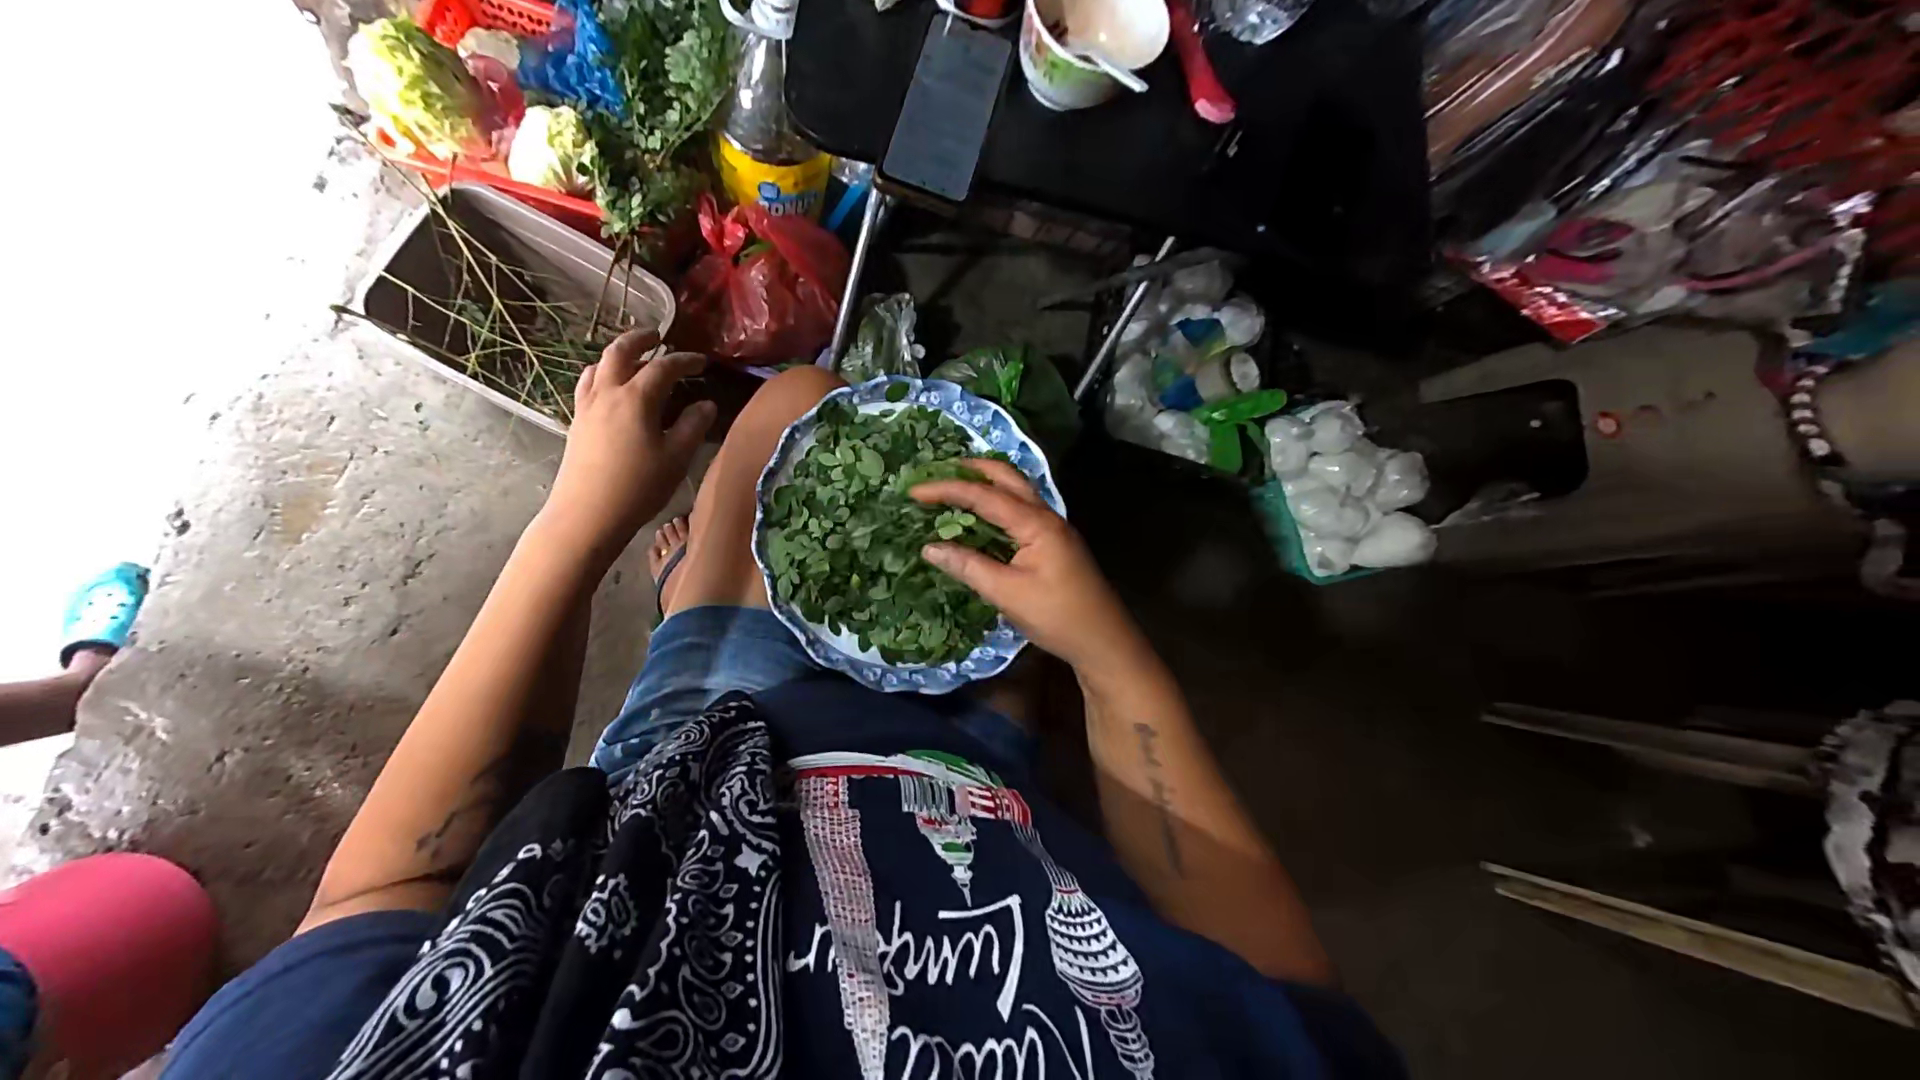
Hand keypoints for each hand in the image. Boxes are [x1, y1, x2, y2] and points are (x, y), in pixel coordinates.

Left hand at [539, 330, 714, 561]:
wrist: (587, 514)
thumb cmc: (638, 487)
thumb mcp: (676, 458)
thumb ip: (693, 426)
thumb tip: (706, 404)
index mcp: (636, 398)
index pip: (664, 367)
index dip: (685, 361)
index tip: (702, 362)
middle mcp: (608, 393)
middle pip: (620, 352)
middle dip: (640, 340)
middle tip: (657, 336)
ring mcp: (587, 407)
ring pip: (599, 366)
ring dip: (618, 355)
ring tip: (633, 359)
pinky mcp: (577, 422)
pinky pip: (588, 384)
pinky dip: (602, 375)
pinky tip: (611, 389)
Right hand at [911, 459, 1145, 672]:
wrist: (1103, 640)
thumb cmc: (1057, 616)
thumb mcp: (1007, 593)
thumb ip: (968, 566)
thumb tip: (930, 548)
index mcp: (1036, 523)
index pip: (984, 496)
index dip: (947, 490)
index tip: (914, 492)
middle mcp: (1046, 516)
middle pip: (1007, 477)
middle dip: (972, 469)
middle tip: (939, 471)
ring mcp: (1054, 528)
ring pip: (1018, 491)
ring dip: (987, 483)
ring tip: (956, 485)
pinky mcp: (1054, 543)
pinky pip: (1022, 510)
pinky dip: (998, 503)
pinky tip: (983, 517)